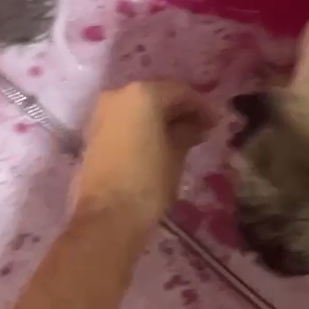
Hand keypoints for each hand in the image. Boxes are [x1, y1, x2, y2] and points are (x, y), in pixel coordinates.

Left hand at [70, 82, 213, 237]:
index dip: (201, 107)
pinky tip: (158, 144)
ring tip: (181, 139)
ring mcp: (102, 112)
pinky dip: (141, 127)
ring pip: (138, 108)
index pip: (180, 92)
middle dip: (179, 111)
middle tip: (200, 129)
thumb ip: (187, 132)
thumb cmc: (148, 181)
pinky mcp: (93, 132)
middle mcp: (119, 94)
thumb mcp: (176, 155)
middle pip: (157, 96)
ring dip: (159, 120)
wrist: (106, 217)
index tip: (215, 123)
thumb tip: (195, 126)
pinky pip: (125, 121)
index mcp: (143, 93)